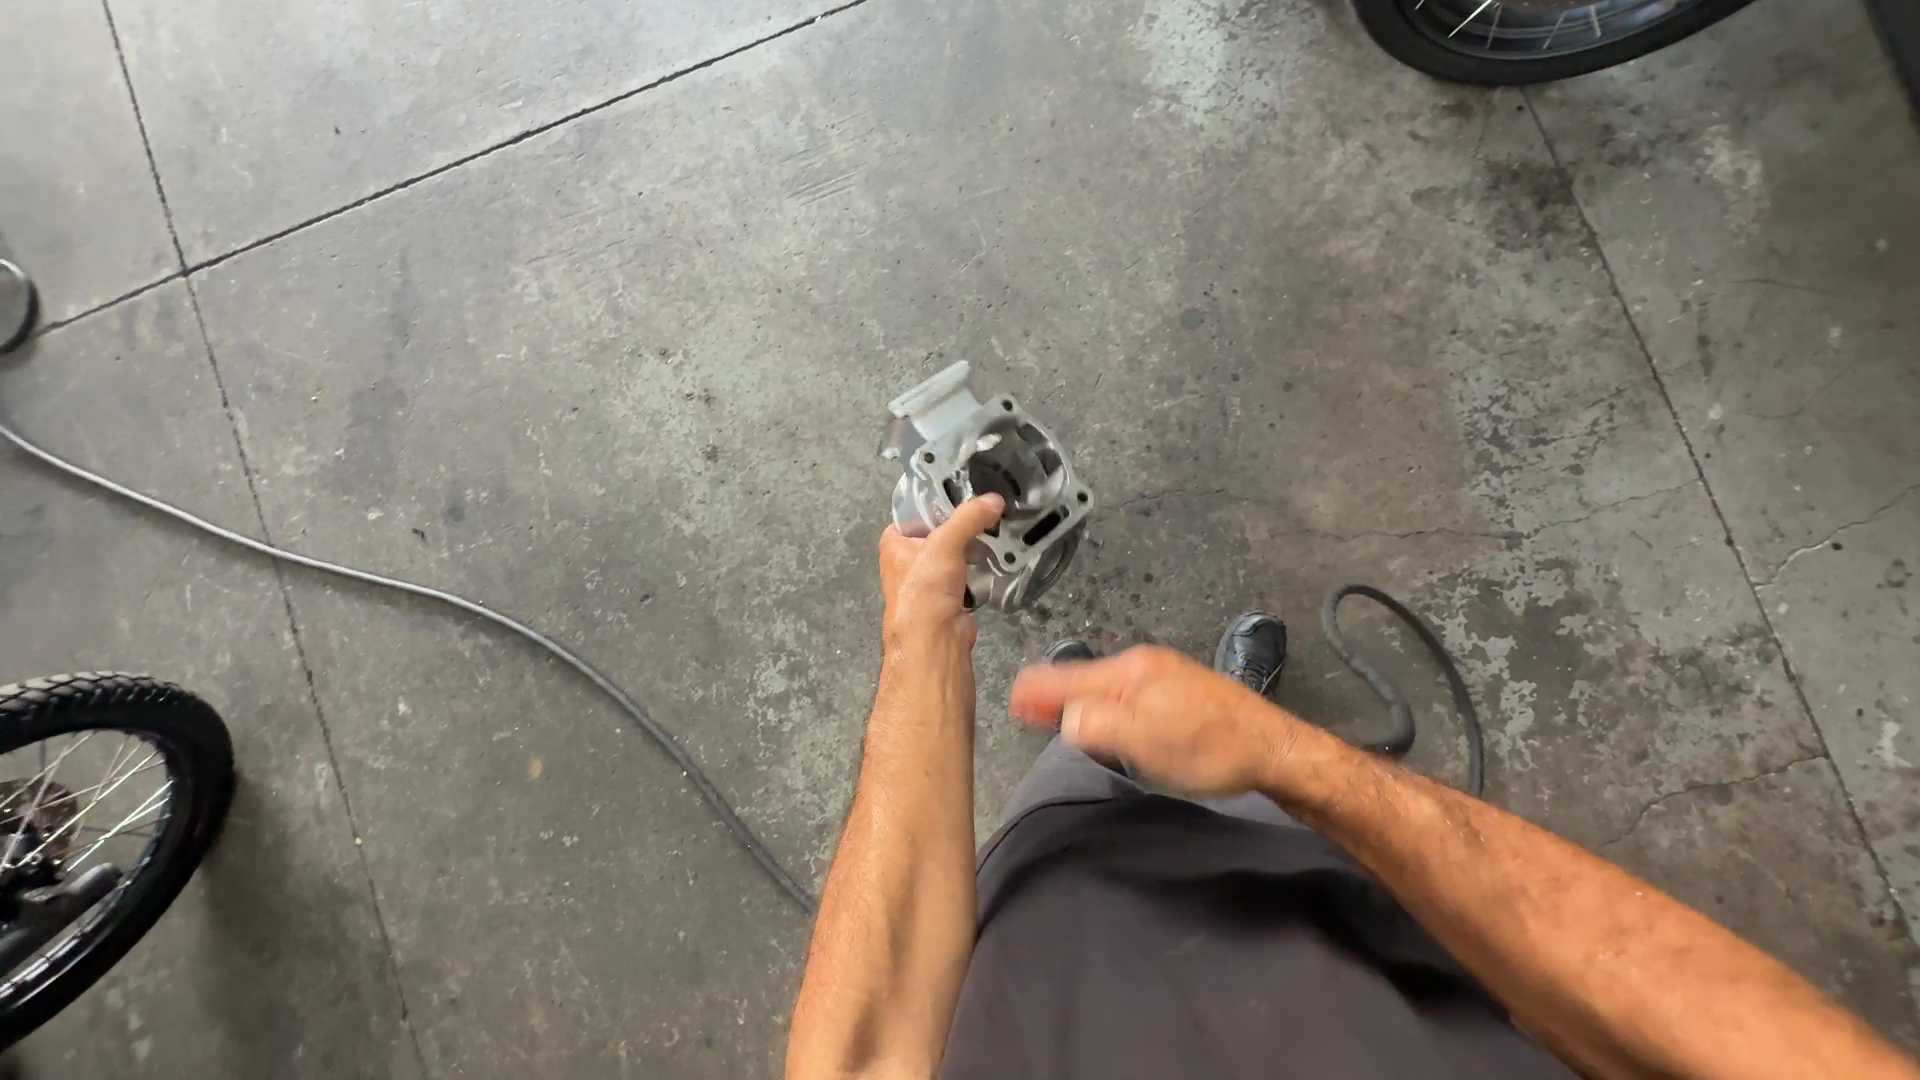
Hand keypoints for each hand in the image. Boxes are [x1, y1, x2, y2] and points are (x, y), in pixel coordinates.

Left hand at [878, 495, 1004, 653]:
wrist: (934, 640)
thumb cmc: (925, 588)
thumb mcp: (945, 542)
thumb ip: (969, 518)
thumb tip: (994, 499)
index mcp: (893, 545)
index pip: (913, 515)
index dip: (935, 506)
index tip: (961, 496)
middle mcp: (905, 563)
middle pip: (938, 536)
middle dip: (960, 530)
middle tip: (985, 516)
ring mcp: (925, 584)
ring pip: (953, 558)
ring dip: (971, 552)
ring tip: (993, 536)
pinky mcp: (945, 601)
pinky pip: (965, 578)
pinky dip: (977, 573)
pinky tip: (992, 563)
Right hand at [1008, 645, 1301, 794]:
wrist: (1272, 748)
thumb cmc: (1209, 747)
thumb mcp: (1143, 740)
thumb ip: (1096, 724)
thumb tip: (1064, 718)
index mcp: (1129, 671)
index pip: (1068, 677)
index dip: (1037, 690)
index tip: (1012, 700)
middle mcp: (1142, 665)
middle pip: (1084, 678)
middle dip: (1054, 694)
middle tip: (1027, 713)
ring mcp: (1162, 675)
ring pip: (1105, 686)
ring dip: (1079, 700)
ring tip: (1057, 717)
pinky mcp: (1177, 690)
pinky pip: (1126, 692)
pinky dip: (1104, 703)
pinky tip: (1105, 717)